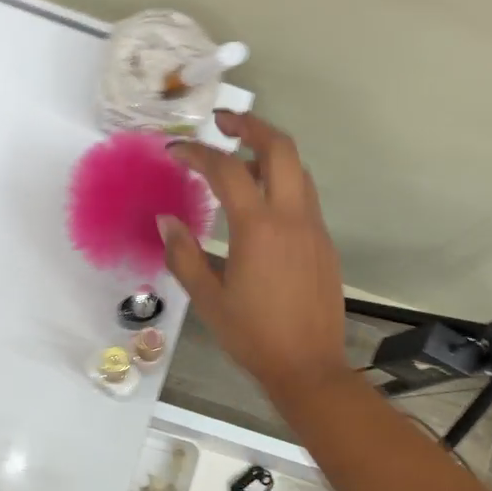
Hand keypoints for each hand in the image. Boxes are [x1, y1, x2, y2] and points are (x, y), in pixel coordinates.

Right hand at [161, 111, 348, 399]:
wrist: (308, 367)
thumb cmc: (253, 337)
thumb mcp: (208, 300)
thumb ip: (183, 255)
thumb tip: (167, 221)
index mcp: (258, 228)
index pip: (225, 170)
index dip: (197, 153)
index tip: (175, 152)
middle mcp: (292, 217)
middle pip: (279, 148)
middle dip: (250, 126)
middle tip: (222, 123)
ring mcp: (314, 229)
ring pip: (298, 170)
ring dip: (270, 153)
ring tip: (240, 160)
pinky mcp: (325, 245)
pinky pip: (305, 198)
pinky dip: (283, 183)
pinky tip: (262, 205)